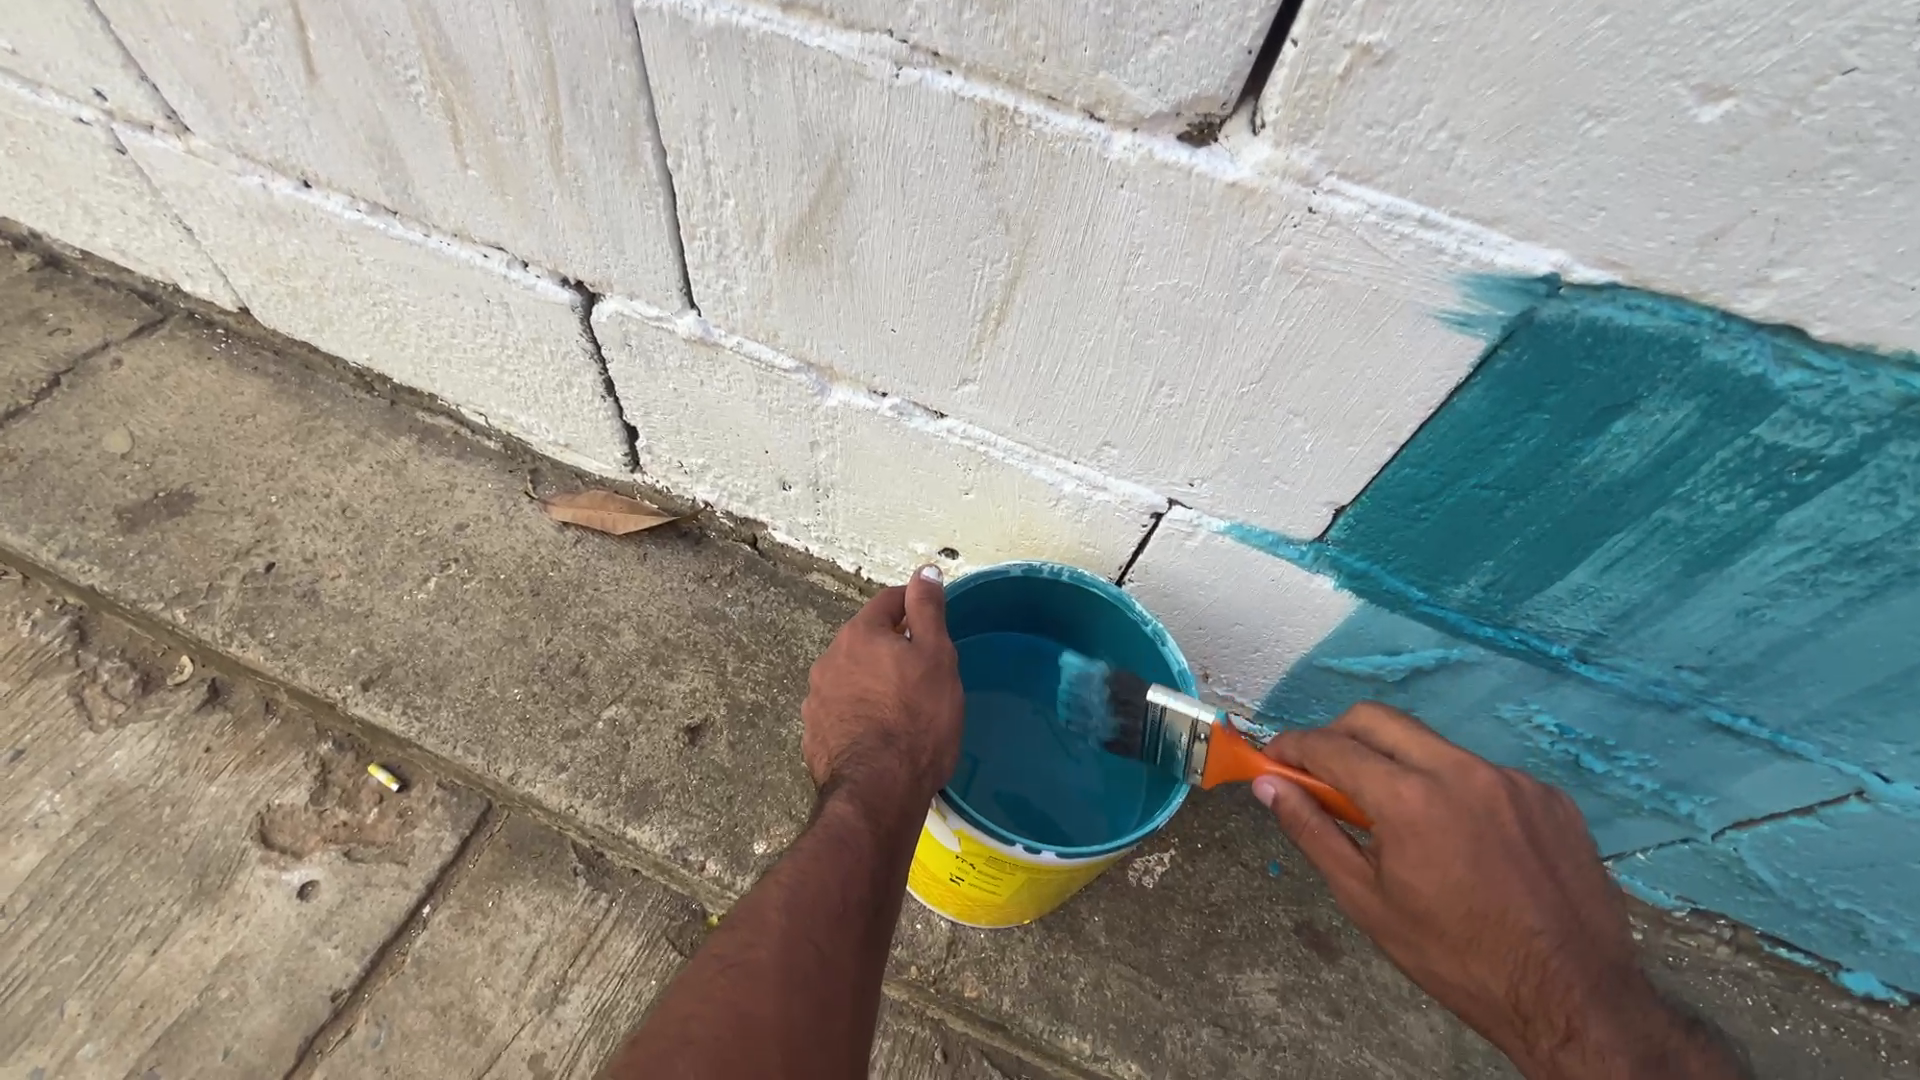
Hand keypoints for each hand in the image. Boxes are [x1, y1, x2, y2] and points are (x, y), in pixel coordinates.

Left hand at [801, 566, 963, 812]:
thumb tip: (924, 571)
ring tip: (902, 705)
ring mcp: (816, 699)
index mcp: (859, 634)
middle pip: (866, 639)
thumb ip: (927, 610)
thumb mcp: (936, 657)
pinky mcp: (813, 734)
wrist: (878, 791)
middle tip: (924, 669)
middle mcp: (829, 659)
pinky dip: (859, 711)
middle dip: (892, 646)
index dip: (913, 605)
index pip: (888, 602)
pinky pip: (842, 709)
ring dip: (873, 679)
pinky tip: (879, 732)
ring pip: (851, 675)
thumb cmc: (917, 719)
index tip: (931, 619)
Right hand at [1254, 703, 1744, 1079]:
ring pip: (1429, 744)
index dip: (1292, 746)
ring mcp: (1511, 779)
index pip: (1330, 746)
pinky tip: (1459, 835)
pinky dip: (1450, 787)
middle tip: (1323, 773)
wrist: (1577, 1003)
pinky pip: (1479, 771)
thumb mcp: (1366, 899)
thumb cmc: (1454, 957)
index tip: (1275, 759)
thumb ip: (1311, 830)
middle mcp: (1460, 771)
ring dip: (1395, 762)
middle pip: (1376, 719)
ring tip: (1396, 815)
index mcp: (1409, 799)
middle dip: (1336, 734)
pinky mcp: (1548, 796)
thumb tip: (1268, 784)